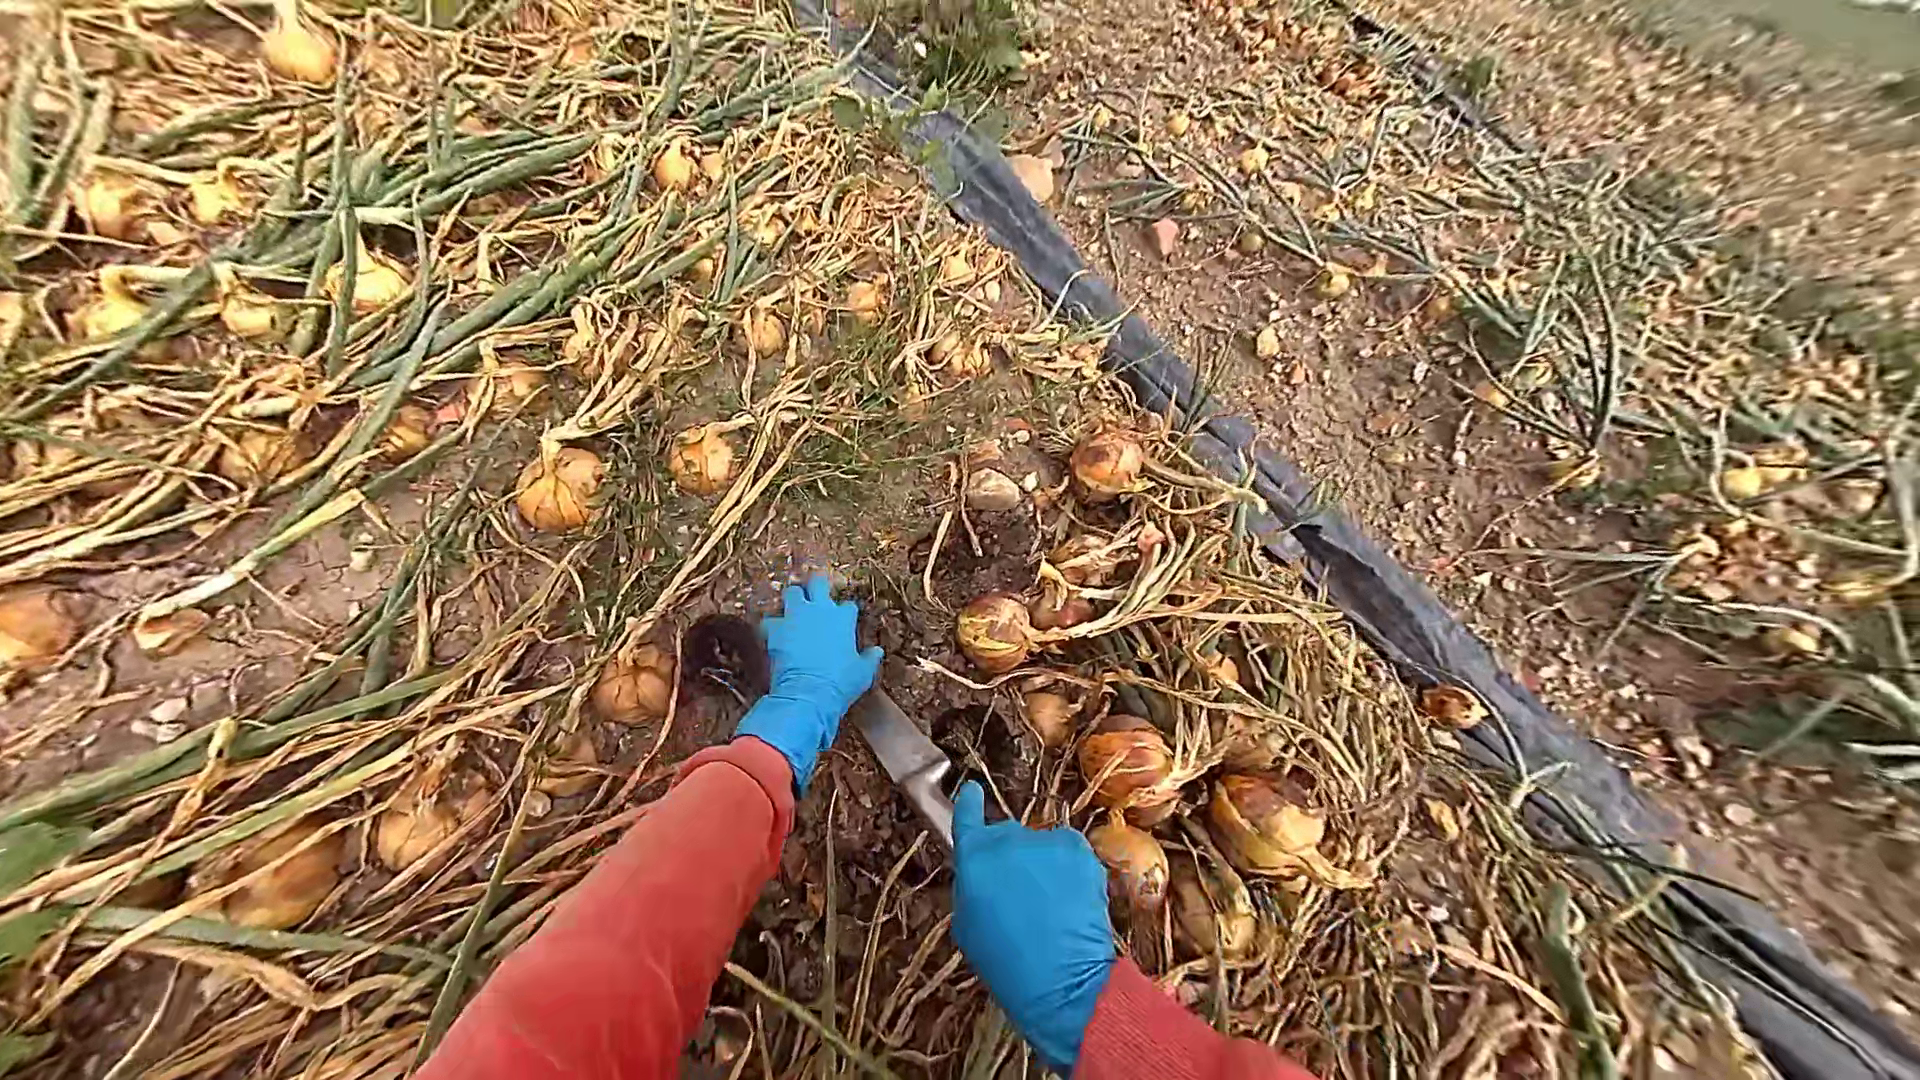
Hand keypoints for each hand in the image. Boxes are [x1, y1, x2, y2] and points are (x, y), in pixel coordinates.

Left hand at [736, 574, 882, 791]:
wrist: (807, 699)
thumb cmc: (838, 688)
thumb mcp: (862, 677)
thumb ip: (867, 661)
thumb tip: (875, 651)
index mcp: (842, 620)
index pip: (845, 605)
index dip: (843, 608)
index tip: (842, 614)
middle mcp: (818, 613)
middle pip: (814, 586)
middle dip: (812, 587)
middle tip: (811, 591)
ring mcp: (793, 620)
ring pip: (789, 595)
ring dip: (790, 600)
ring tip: (788, 603)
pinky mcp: (773, 634)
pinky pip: (770, 623)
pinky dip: (771, 627)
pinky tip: (770, 632)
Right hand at [951, 782, 1115, 1071]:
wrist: (1063, 983)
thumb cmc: (1006, 964)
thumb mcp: (967, 926)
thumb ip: (970, 885)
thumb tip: (981, 868)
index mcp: (973, 857)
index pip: (965, 816)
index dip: (968, 803)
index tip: (971, 790)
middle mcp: (1006, 838)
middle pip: (1006, 836)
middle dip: (1011, 857)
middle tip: (1020, 893)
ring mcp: (1043, 838)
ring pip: (1040, 845)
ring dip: (1043, 864)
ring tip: (1052, 905)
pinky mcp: (1076, 845)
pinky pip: (1067, 849)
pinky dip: (1070, 868)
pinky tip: (1071, 899)